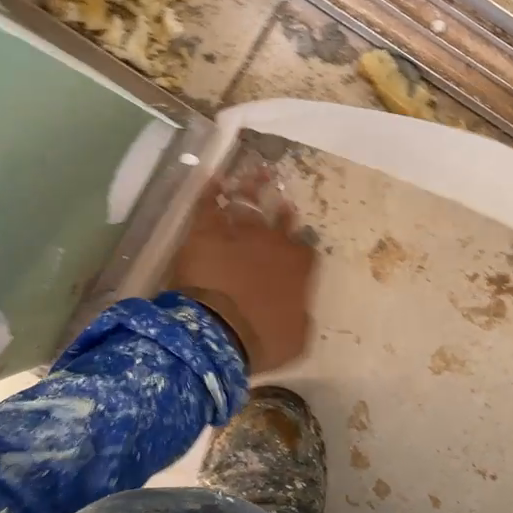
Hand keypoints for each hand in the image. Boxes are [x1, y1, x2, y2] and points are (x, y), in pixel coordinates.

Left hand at [169, 192, 316, 372]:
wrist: (219, 332)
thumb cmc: (262, 340)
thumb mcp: (297, 337)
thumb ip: (301, 317)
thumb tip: (300, 310)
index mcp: (298, 268)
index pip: (305, 250)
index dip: (301, 246)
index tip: (298, 243)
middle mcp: (274, 243)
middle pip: (280, 219)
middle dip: (282, 210)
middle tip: (281, 198)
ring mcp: (240, 232)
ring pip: (249, 202)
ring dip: (254, 188)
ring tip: (257, 172)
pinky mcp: (208, 231)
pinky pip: (209, 204)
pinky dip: (211, 191)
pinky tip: (214, 179)